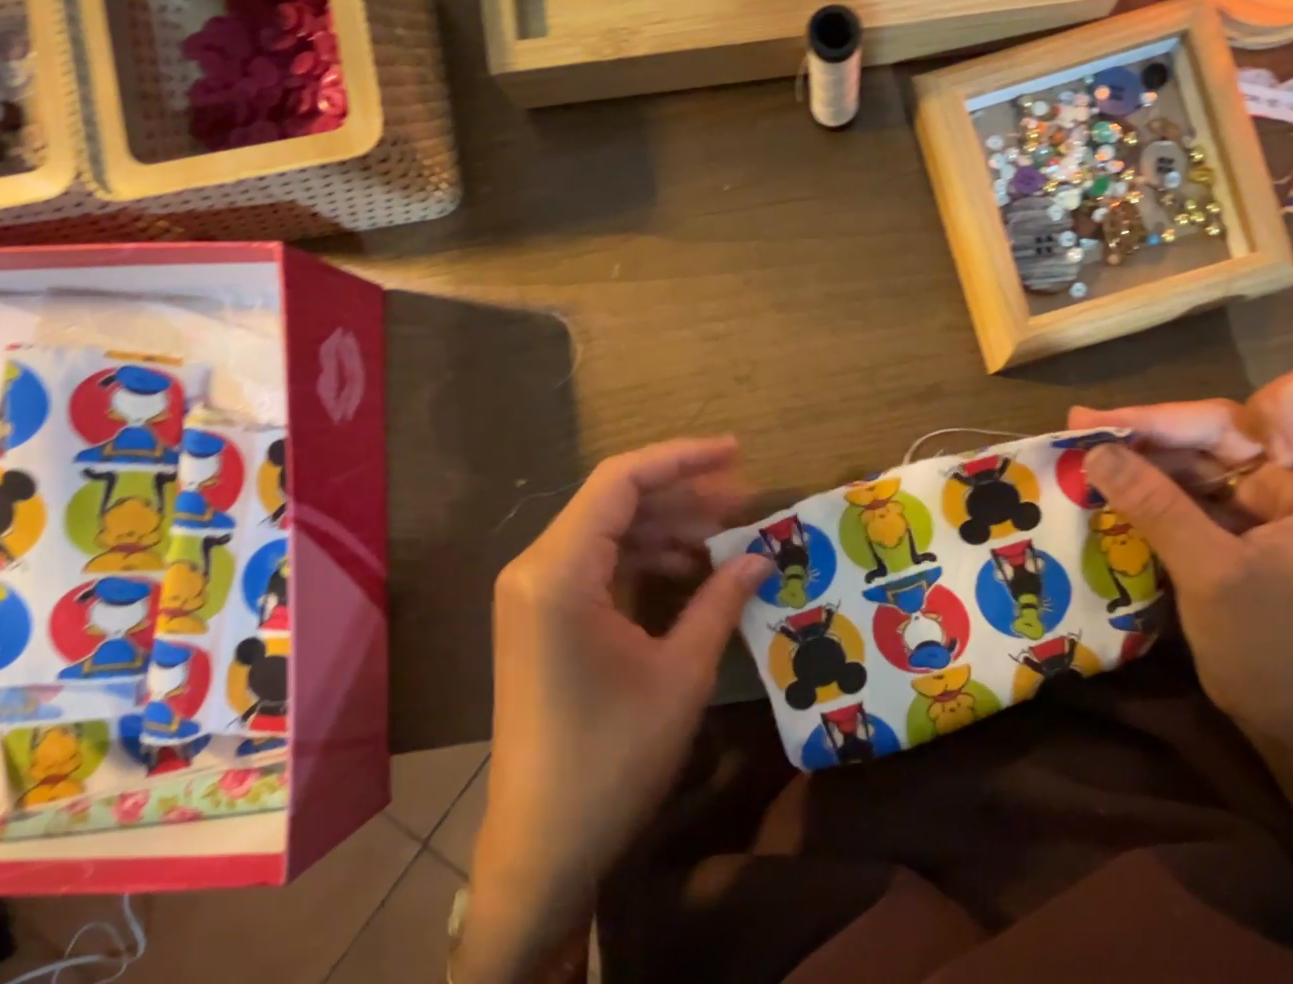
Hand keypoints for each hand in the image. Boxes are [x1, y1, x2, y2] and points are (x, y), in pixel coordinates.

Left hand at [475, 439, 770, 924]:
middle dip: (681, 496)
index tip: (738, 454)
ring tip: (727, 537)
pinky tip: (689, 571)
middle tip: (747, 502)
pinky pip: (595, 567)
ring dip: (665, 529)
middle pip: (612, 503)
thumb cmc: (613, 756)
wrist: (544, 839)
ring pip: (606, 533)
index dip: (682, 459)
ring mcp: (532, 596)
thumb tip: (760, 557)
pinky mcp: (540, 621)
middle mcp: (535, 569)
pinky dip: (642, 560)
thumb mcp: (679, 673)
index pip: (621, 482)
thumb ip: (719, 601)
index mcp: (558, 572)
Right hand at [1070, 360, 1292, 759]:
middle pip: (1237, 420)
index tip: (1241, 451)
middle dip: (1164, 424)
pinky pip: (1192, 485)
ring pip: (1205, 451)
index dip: (1274, 405)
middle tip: (1087, 426)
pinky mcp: (1239, 523)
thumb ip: (1156, 505)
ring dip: (1145, 449)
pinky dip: (1150, 481)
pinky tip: (1103, 477)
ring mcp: (1270, 500)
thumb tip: (1094, 450)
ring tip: (1078, 444)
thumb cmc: (1277, 652)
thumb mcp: (1214, 574)